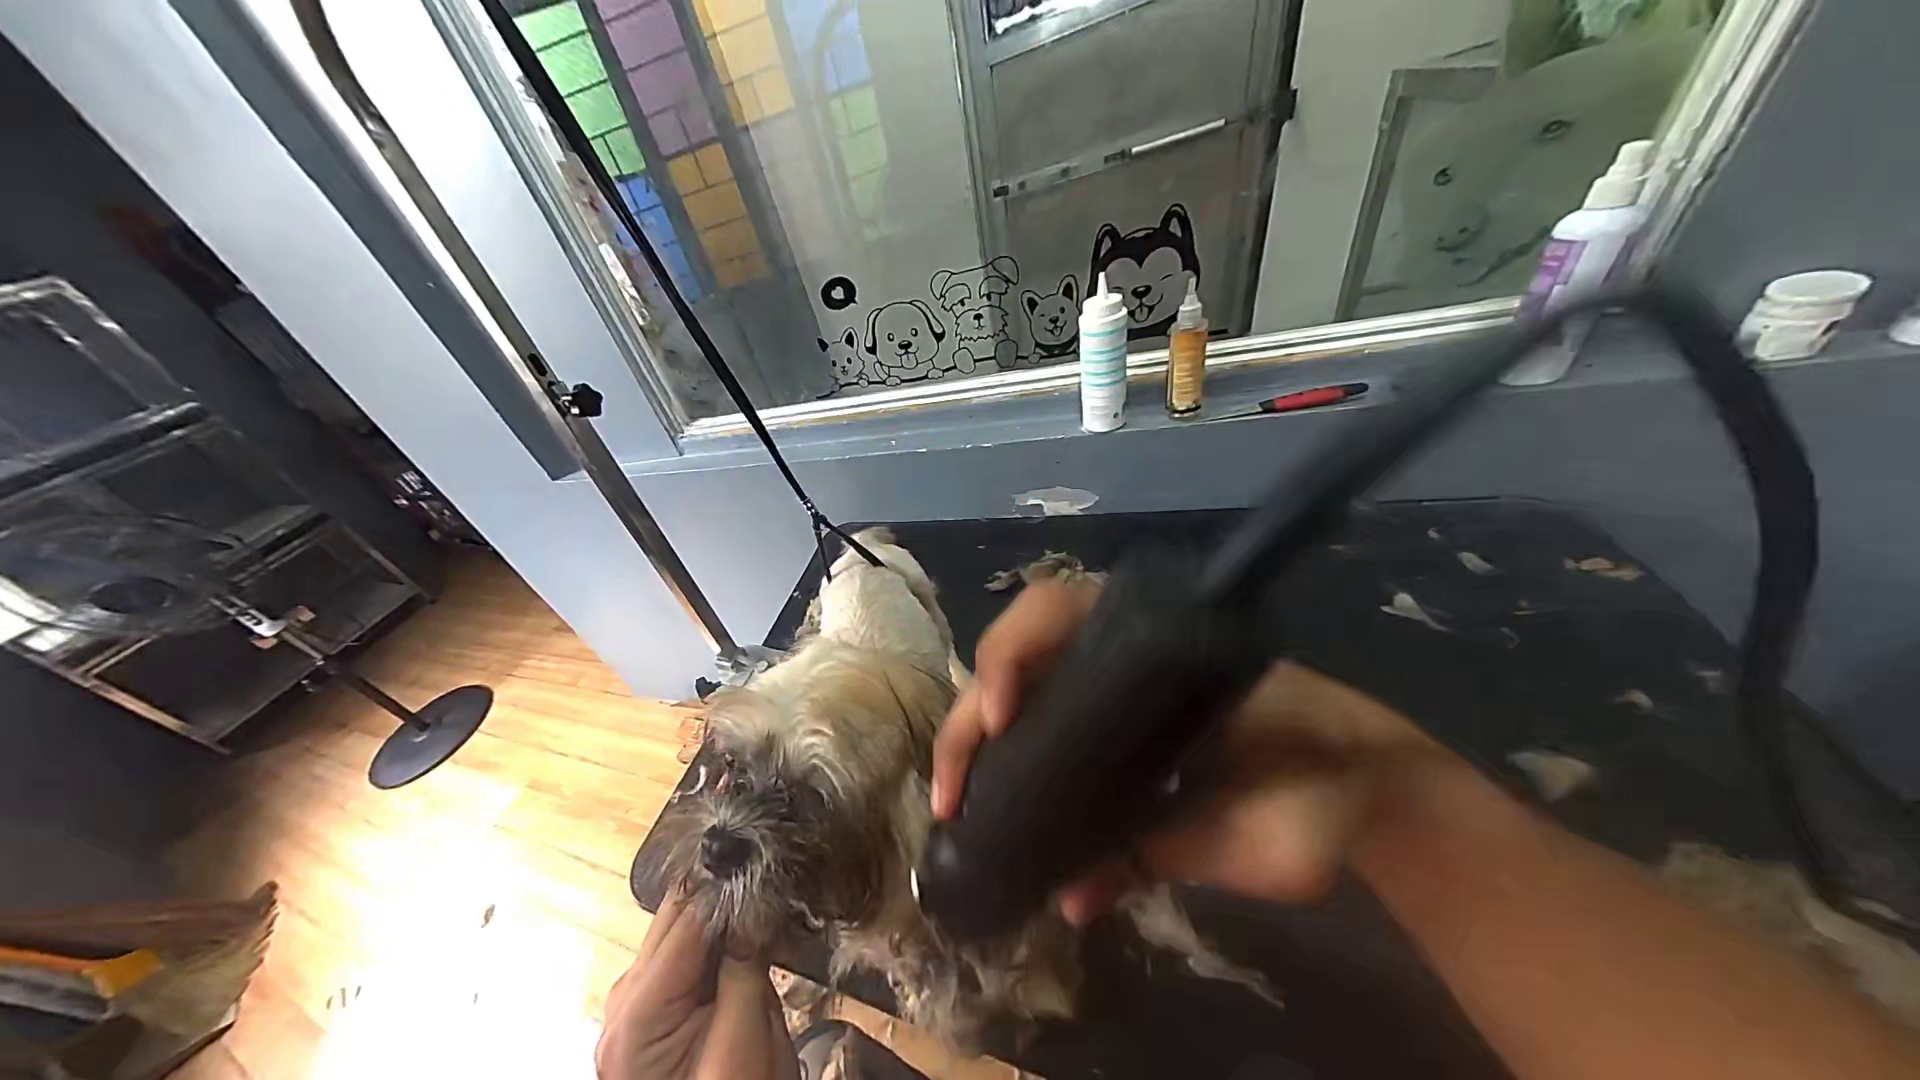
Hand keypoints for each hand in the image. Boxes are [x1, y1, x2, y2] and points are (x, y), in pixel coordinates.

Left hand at [596, 891, 798, 1079]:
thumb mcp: (744, 1043)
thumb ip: (745, 966)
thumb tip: (756, 899)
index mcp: (638, 1015)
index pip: (686, 922)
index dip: (728, 889)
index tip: (768, 867)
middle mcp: (624, 999)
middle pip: (676, 915)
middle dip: (723, 893)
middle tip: (769, 880)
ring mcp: (634, 1001)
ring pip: (680, 925)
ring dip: (721, 912)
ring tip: (763, 903)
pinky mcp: (652, 1006)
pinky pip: (684, 950)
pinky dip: (715, 934)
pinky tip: (745, 933)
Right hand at [930, 578, 1452, 923]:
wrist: (1358, 782)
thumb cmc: (1321, 790)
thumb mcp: (1256, 831)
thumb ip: (1170, 853)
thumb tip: (1072, 899)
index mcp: (1155, 647)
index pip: (1057, 612)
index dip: (1012, 651)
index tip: (999, 714)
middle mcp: (1119, 654)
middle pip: (1016, 657)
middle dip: (969, 717)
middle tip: (954, 790)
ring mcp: (1107, 691)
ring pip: (1018, 694)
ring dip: (973, 742)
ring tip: (956, 804)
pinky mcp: (1107, 731)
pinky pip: (1042, 732)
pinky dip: (1004, 764)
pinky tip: (986, 807)